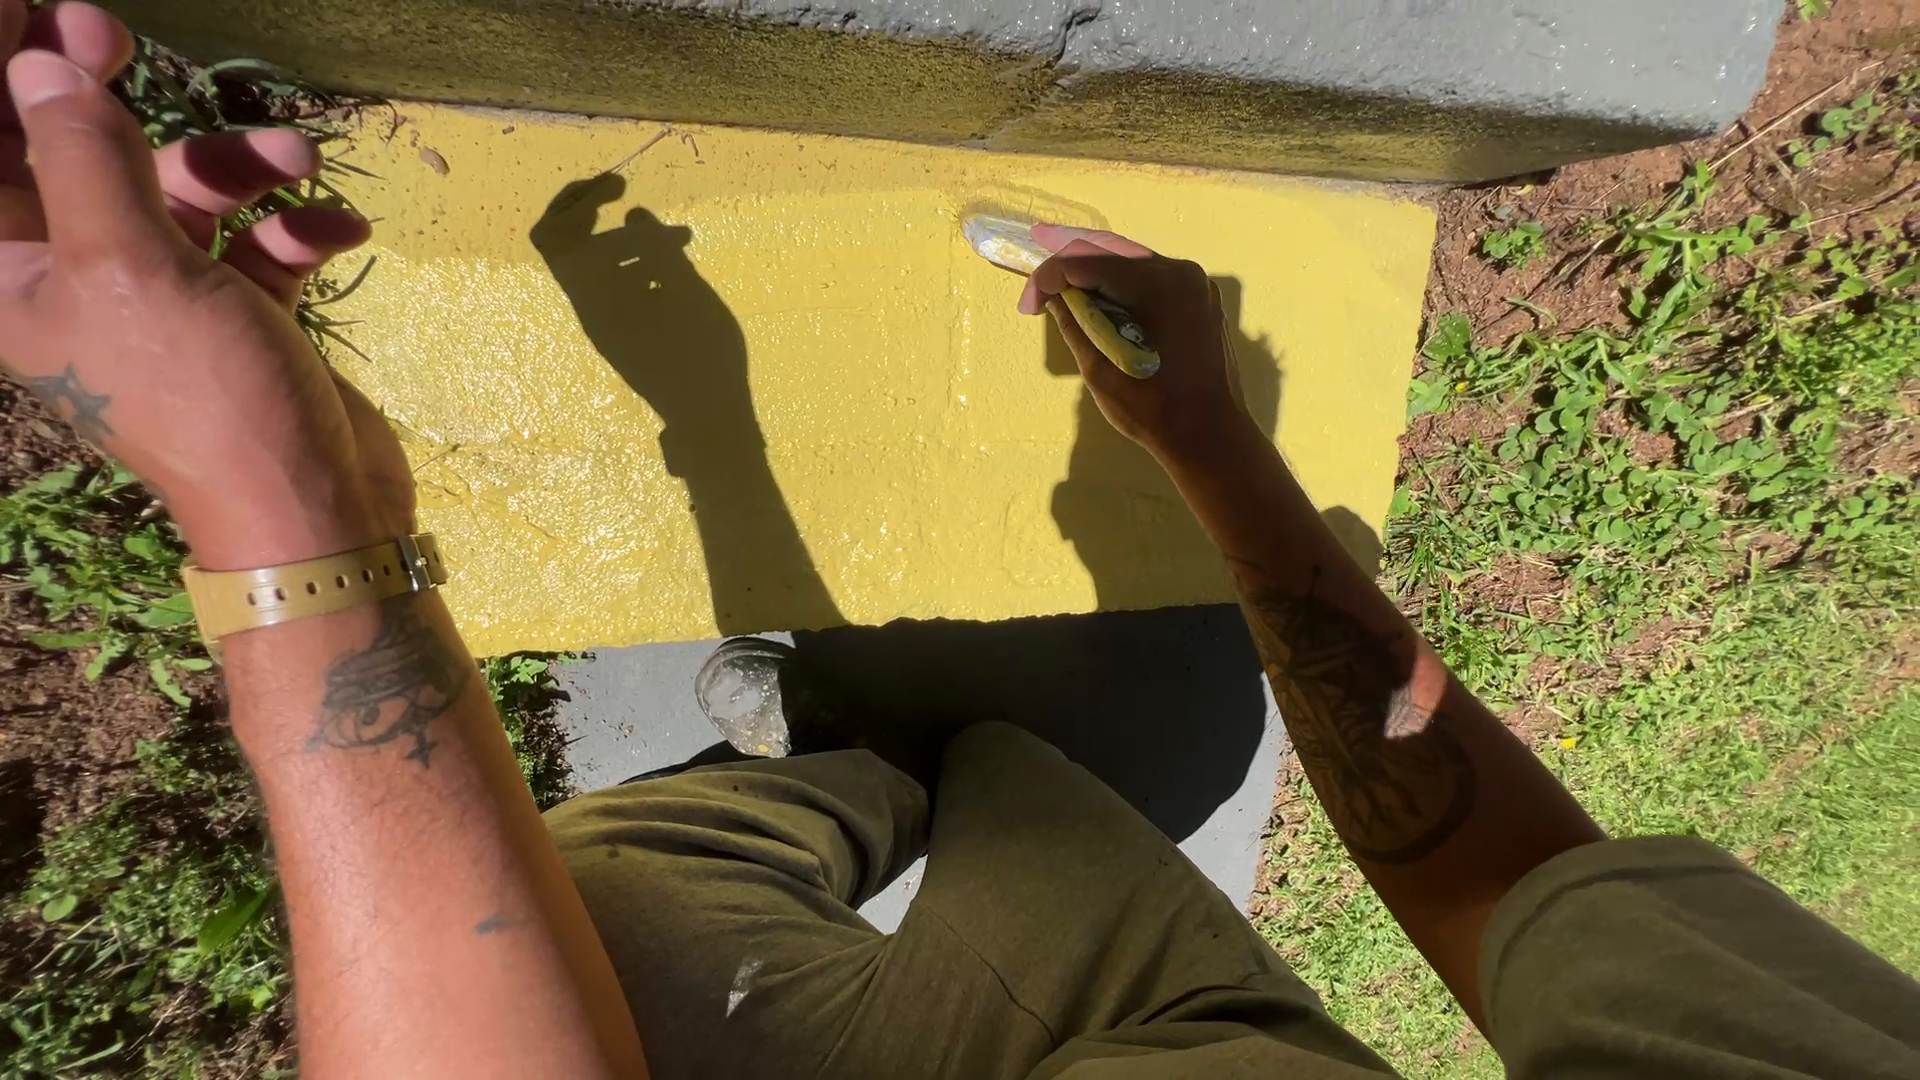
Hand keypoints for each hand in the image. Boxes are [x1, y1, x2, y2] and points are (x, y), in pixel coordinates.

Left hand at [0, 0, 404, 569]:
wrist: (315, 500)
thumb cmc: (208, 395)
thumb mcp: (136, 271)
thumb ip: (90, 163)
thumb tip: (50, 68)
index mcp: (5, 267)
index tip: (26, 11)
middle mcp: (76, 271)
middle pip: (68, 154)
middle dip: (97, 93)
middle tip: (111, 29)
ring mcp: (168, 294)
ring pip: (182, 197)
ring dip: (242, 169)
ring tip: (301, 153)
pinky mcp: (245, 315)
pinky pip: (259, 249)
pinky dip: (301, 233)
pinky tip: (344, 229)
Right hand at [1018, 225, 1255, 462]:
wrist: (1210, 434)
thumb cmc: (1152, 410)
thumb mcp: (1100, 370)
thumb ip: (1075, 324)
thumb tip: (1056, 298)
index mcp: (1155, 286)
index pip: (1087, 263)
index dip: (1050, 277)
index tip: (1029, 304)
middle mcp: (1178, 271)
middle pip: (1112, 250)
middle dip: (1071, 252)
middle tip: (1037, 241)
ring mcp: (1194, 283)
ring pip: (1133, 261)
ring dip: (1096, 267)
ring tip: (1064, 272)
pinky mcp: (1199, 298)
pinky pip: (1152, 278)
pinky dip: (1122, 282)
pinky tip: (1102, 293)